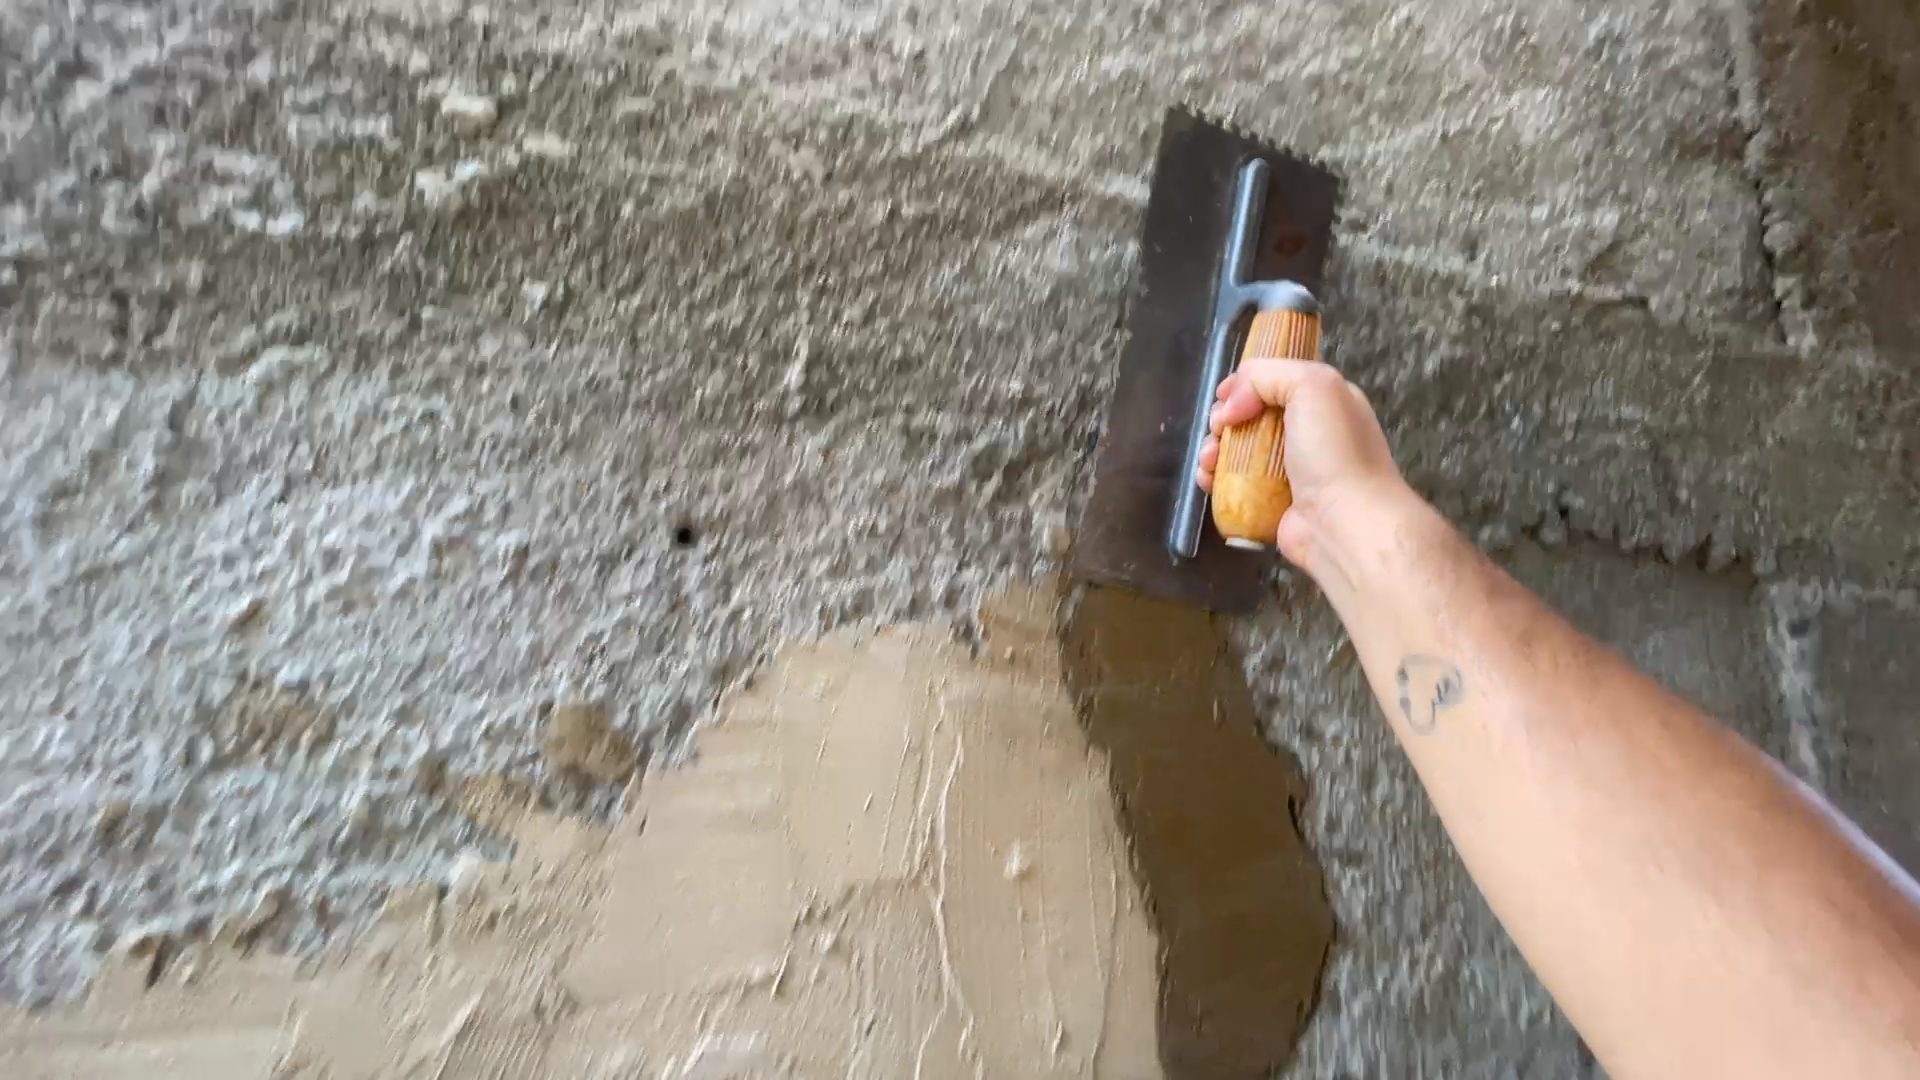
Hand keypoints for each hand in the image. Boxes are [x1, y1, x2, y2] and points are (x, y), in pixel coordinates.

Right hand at [1196, 358, 1403, 569]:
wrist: (1344, 524)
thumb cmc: (1334, 452)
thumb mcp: (1313, 386)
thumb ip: (1269, 375)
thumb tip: (1231, 403)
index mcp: (1323, 403)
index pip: (1275, 382)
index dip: (1245, 385)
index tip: (1226, 396)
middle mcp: (1307, 435)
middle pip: (1249, 416)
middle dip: (1223, 419)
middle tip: (1219, 429)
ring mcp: (1287, 471)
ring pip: (1236, 450)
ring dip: (1212, 450)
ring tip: (1208, 459)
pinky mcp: (1268, 501)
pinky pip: (1232, 484)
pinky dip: (1214, 479)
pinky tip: (1207, 480)